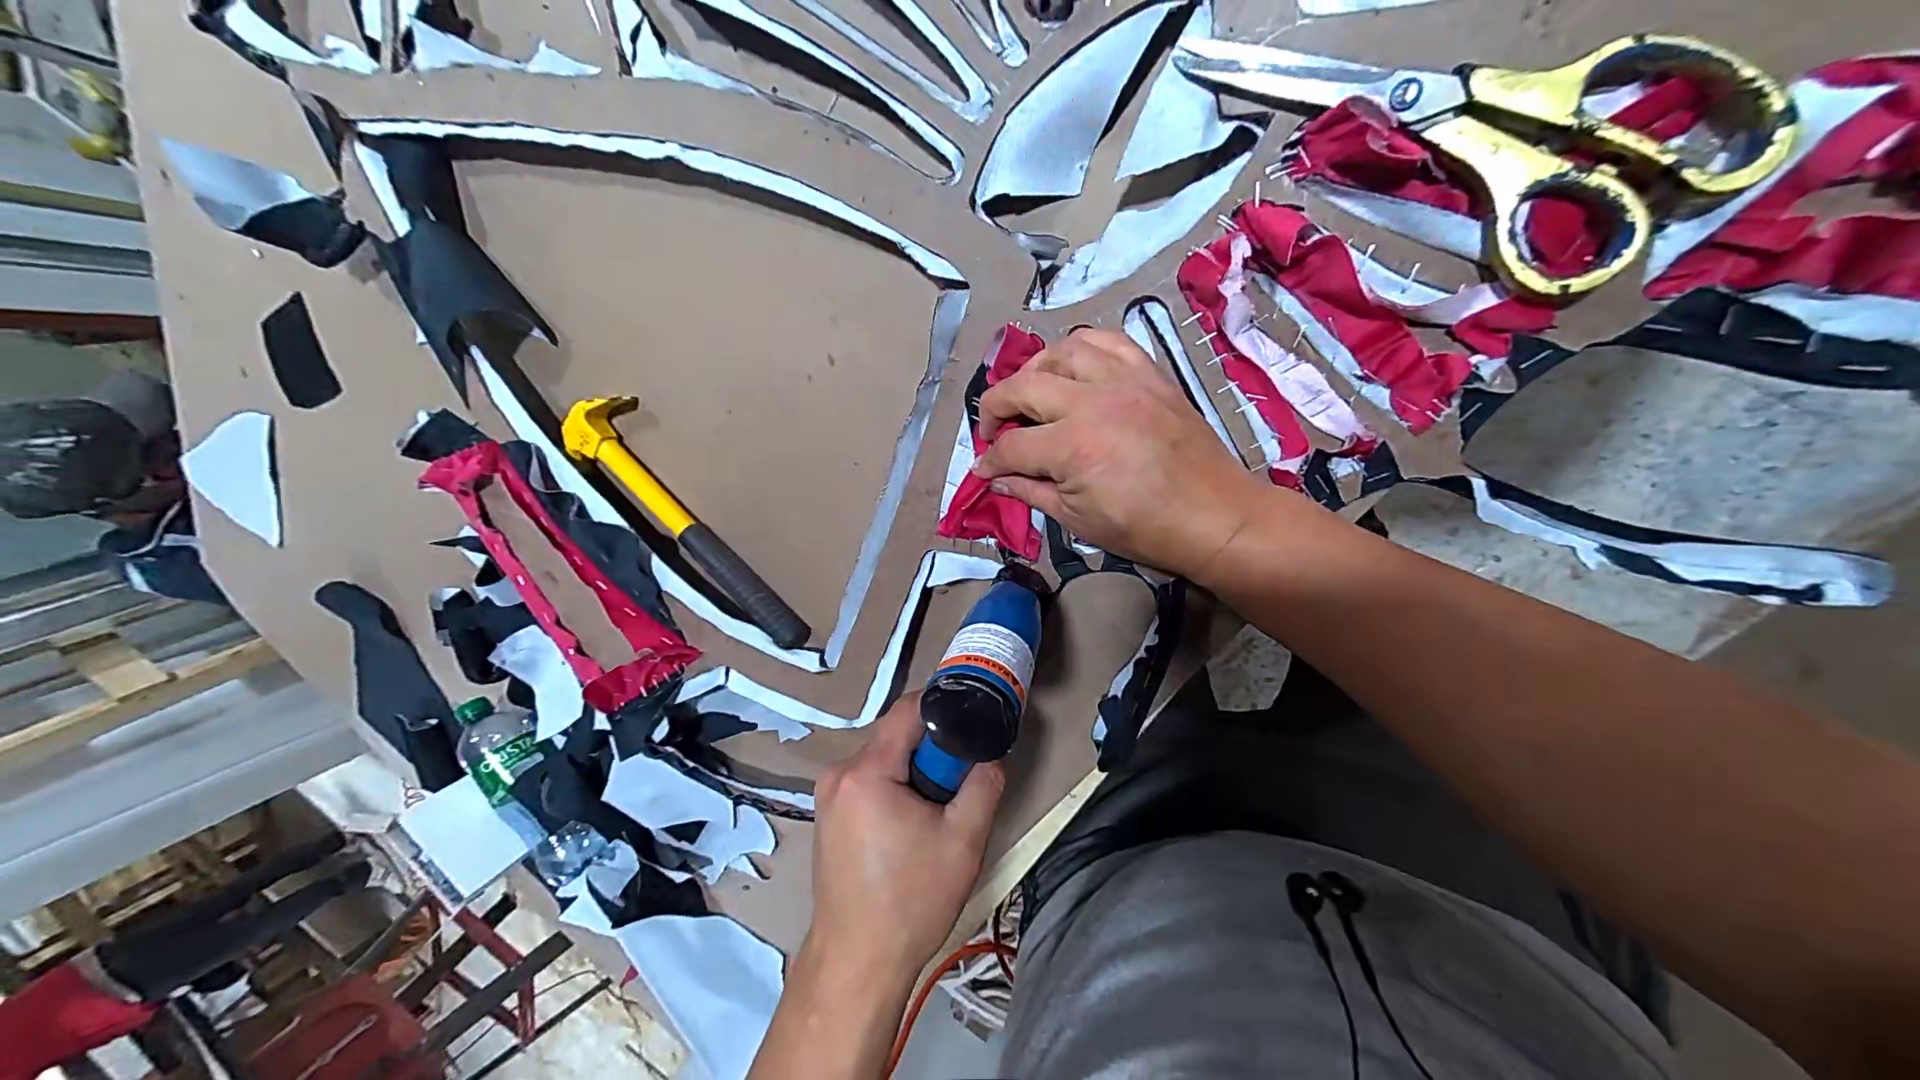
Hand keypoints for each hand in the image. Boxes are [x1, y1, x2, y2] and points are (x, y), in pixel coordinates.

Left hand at [806, 693, 1004, 980]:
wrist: (858, 962)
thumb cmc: (911, 901)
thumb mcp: (964, 840)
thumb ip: (984, 784)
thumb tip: (989, 755)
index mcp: (866, 772)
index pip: (907, 709)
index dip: (944, 705)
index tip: (973, 717)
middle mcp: (838, 774)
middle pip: (895, 735)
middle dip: (932, 750)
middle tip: (959, 782)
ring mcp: (828, 795)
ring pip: (884, 759)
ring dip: (914, 772)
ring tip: (937, 811)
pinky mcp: (828, 815)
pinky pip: (869, 781)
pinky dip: (895, 789)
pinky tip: (911, 825)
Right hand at [973, 328, 1296, 580]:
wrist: (1214, 515)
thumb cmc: (1145, 528)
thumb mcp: (1078, 520)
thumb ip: (1031, 492)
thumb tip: (997, 480)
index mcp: (1073, 447)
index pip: (1011, 447)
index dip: (990, 461)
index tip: (985, 470)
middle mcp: (1093, 402)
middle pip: (1023, 387)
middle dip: (995, 407)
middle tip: (994, 430)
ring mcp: (1124, 381)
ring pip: (1062, 350)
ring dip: (1035, 368)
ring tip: (1031, 390)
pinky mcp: (1150, 374)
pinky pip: (1109, 340)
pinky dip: (1082, 348)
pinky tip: (1074, 366)